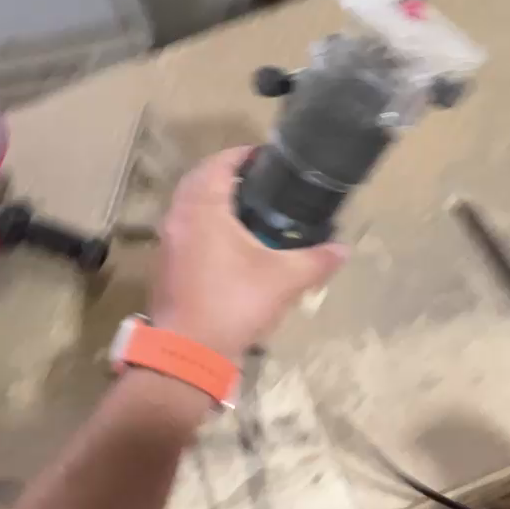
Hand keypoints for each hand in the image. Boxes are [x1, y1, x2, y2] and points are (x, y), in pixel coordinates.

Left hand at [151, 147, 348, 355]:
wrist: (188, 352)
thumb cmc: (234, 304)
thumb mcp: (284, 280)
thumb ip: (316, 261)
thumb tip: (344, 250)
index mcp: (203, 209)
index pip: (219, 164)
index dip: (243, 155)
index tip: (267, 157)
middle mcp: (179, 217)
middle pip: (199, 180)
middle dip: (227, 175)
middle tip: (259, 181)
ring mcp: (167, 242)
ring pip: (188, 206)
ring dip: (213, 200)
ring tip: (247, 208)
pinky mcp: (165, 265)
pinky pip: (184, 229)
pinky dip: (204, 224)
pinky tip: (228, 243)